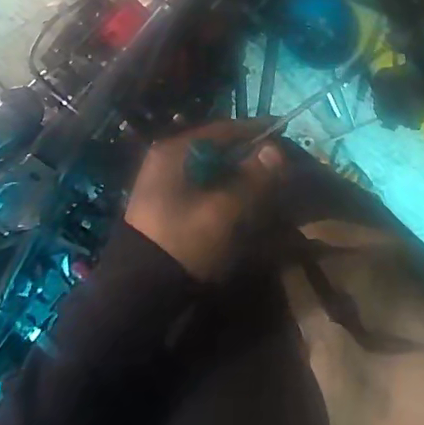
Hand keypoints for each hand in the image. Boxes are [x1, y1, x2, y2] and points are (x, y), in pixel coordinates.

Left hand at [125, 120, 285, 280]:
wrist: (140, 294)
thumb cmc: (184, 241)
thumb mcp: (225, 210)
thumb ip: (254, 177)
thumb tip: (276, 149)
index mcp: (175, 151)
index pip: (224, 129)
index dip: (256, 131)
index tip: (282, 133)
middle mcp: (167, 160)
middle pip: (218, 149)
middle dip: (249, 157)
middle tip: (277, 167)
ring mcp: (164, 184)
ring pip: (213, 170)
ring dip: (239, 177)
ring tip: (266, 189)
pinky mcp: (167, 206)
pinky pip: (204, 188)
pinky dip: (226, 192)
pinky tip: (244, 206)